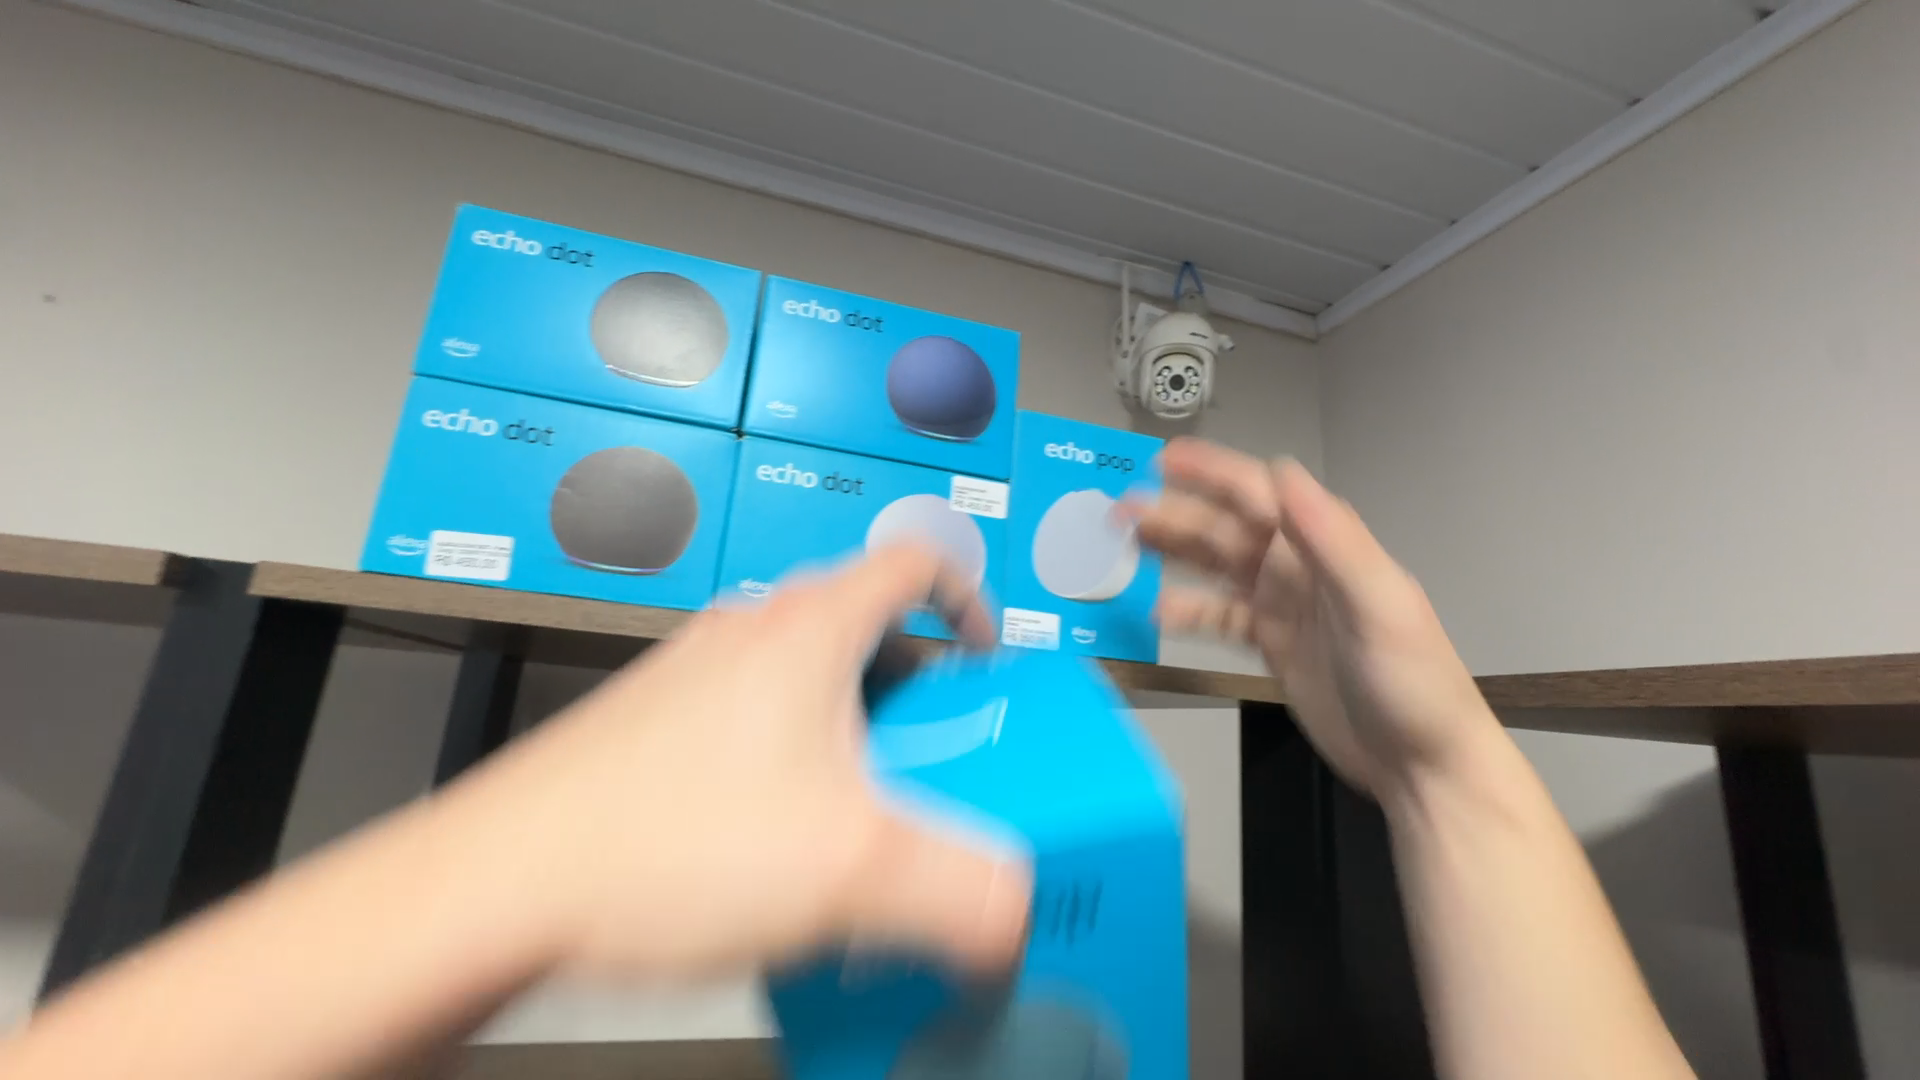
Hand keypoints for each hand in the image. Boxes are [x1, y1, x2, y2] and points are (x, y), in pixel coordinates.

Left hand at [433, 544, 1032, 981]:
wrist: (493, 889)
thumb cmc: (651, 843)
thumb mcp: (848, 871)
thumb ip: (961, 891)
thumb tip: (1012, 911)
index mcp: (808, 630)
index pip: (912, 563)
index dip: (968, 597)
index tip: (983, 658)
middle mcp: (753, 635)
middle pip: (868, 630)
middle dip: (918, 694)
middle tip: (933, 763)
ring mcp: (702, 675)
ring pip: (811, 680)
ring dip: (856, 733)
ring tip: (861, 815)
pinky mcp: (665, 724)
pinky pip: (760, 722)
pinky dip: (797, 763)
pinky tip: (785, 844)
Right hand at [1127, 439, 1499, 800]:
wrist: (1420, 765)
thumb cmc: (1411, 684)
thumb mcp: (1379, 606)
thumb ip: (1332, 539)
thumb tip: (1283, 473)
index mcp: (1326, 547)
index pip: (1260, 495)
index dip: (1212, 473)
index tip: (1163, 460)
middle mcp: (1299, 567)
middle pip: (1226, 529)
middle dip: (1175, 513)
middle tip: (1122, 508)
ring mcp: (1282, 606)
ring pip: (1216, 567)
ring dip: (1173, 552)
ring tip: (1127, 544)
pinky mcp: (1269, 643)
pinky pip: (1219, 617)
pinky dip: (1189, 611)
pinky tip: (1159, 612)